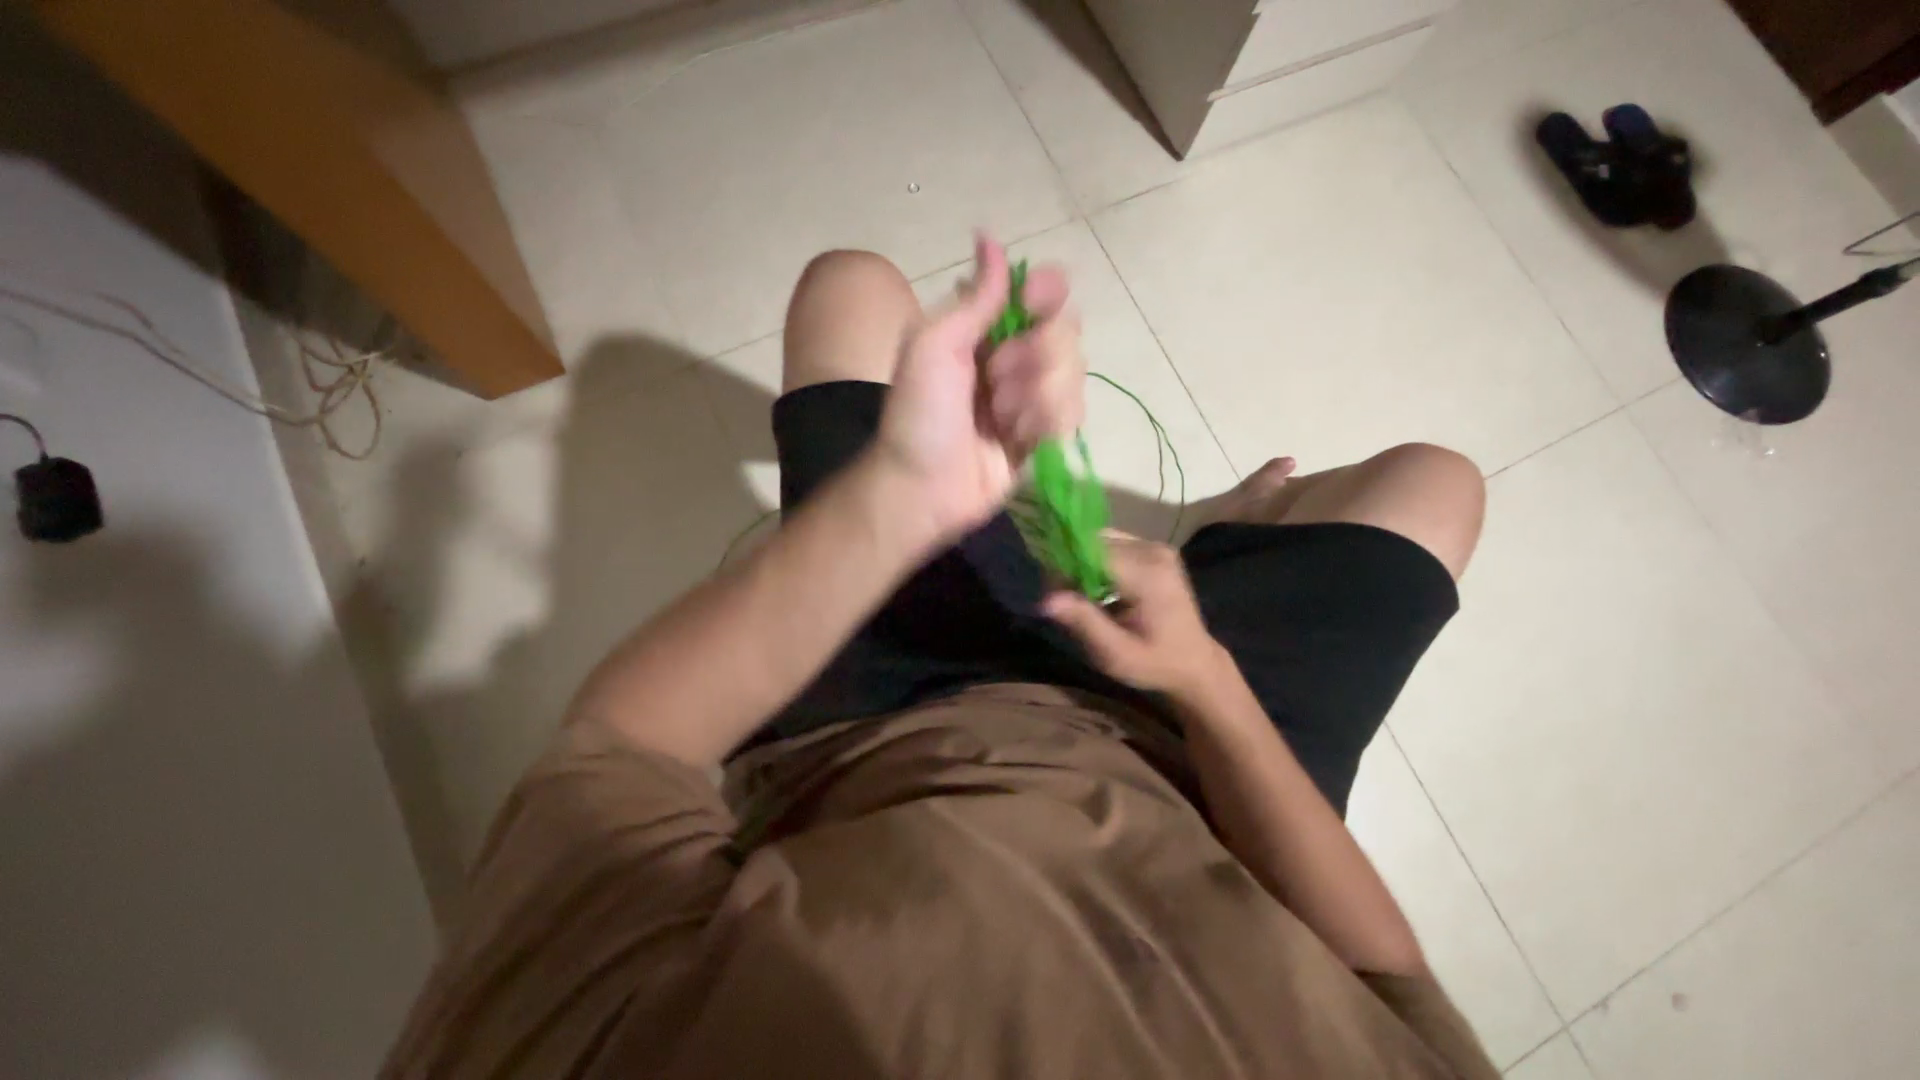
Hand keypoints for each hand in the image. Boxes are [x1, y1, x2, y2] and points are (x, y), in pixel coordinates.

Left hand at [872, 234, 1084, 543]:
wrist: (922, 487)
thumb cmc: (918, 412)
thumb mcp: (934, 344)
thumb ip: (975, 296)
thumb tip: (989, 235)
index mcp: (986, 328)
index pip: (1042, 292)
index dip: (1047, 292)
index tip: (1035, 303)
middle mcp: (1015, 356)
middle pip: (1066, 332)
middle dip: (1035, 358)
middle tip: (994, 382)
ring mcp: (1033, 397)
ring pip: (1074, 375)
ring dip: (1036, 398)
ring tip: (999, 419)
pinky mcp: (1045, 435)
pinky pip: (1073, 415)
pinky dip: (1045, 426)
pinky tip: (1016, 439)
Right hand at [1042, 532, 1236, 702]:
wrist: (1195, 663)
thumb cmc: (1155, 663)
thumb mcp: (1116, 654)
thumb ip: (1084, 623)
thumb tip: (1046, 600)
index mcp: (1148, 575)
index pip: (1091, 551)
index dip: (1065, 567)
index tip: (1052, 594)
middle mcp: (1153, 551)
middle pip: (1094, 541)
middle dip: (1071, 566)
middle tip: (1065, 601)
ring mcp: (1156, 547)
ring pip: (1100, 540)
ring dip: (1083, 564)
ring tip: (1081, 598)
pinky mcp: (1154, 550)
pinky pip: (1112, 544)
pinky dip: (1097, 563)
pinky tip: (1098, 590)